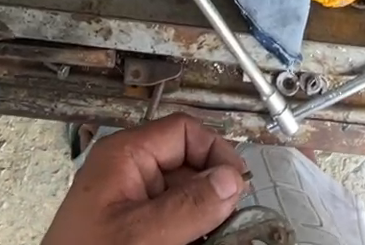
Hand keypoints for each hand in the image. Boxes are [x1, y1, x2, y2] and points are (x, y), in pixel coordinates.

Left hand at [41, 114, 247, 244]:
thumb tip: (231, 179)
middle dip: (214, 193)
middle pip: (188, 166)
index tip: (239, 187)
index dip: (216, 153)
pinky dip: (191, 233)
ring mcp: (131, 203)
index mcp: (125, 155)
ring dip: (206, 218)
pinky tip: (202, 241)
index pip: (183, 131)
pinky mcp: (134, 230)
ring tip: (222, 235)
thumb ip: (188, 206)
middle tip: (237, 224)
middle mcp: (130, 172)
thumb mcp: (141, 234)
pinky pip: (173, 222)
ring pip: (185, 198)